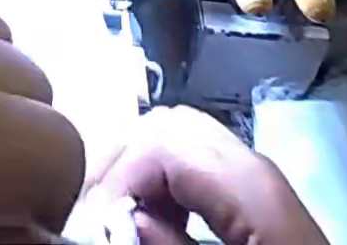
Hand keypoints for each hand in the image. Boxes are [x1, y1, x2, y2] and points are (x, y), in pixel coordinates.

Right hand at [83, 105, 327, 244]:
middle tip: (93, 212)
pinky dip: (165, 180)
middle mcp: (254, 164)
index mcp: (253, 186)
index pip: (167, 140)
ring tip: (117, 216)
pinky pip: (198, 163)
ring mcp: (256, 175)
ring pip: (183, 136)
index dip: (120, 175)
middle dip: (124, 161)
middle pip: (173, 125)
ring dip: (141, 167)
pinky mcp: (253, 194)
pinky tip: (154, 218)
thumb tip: (123, 218)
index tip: (90, 221)